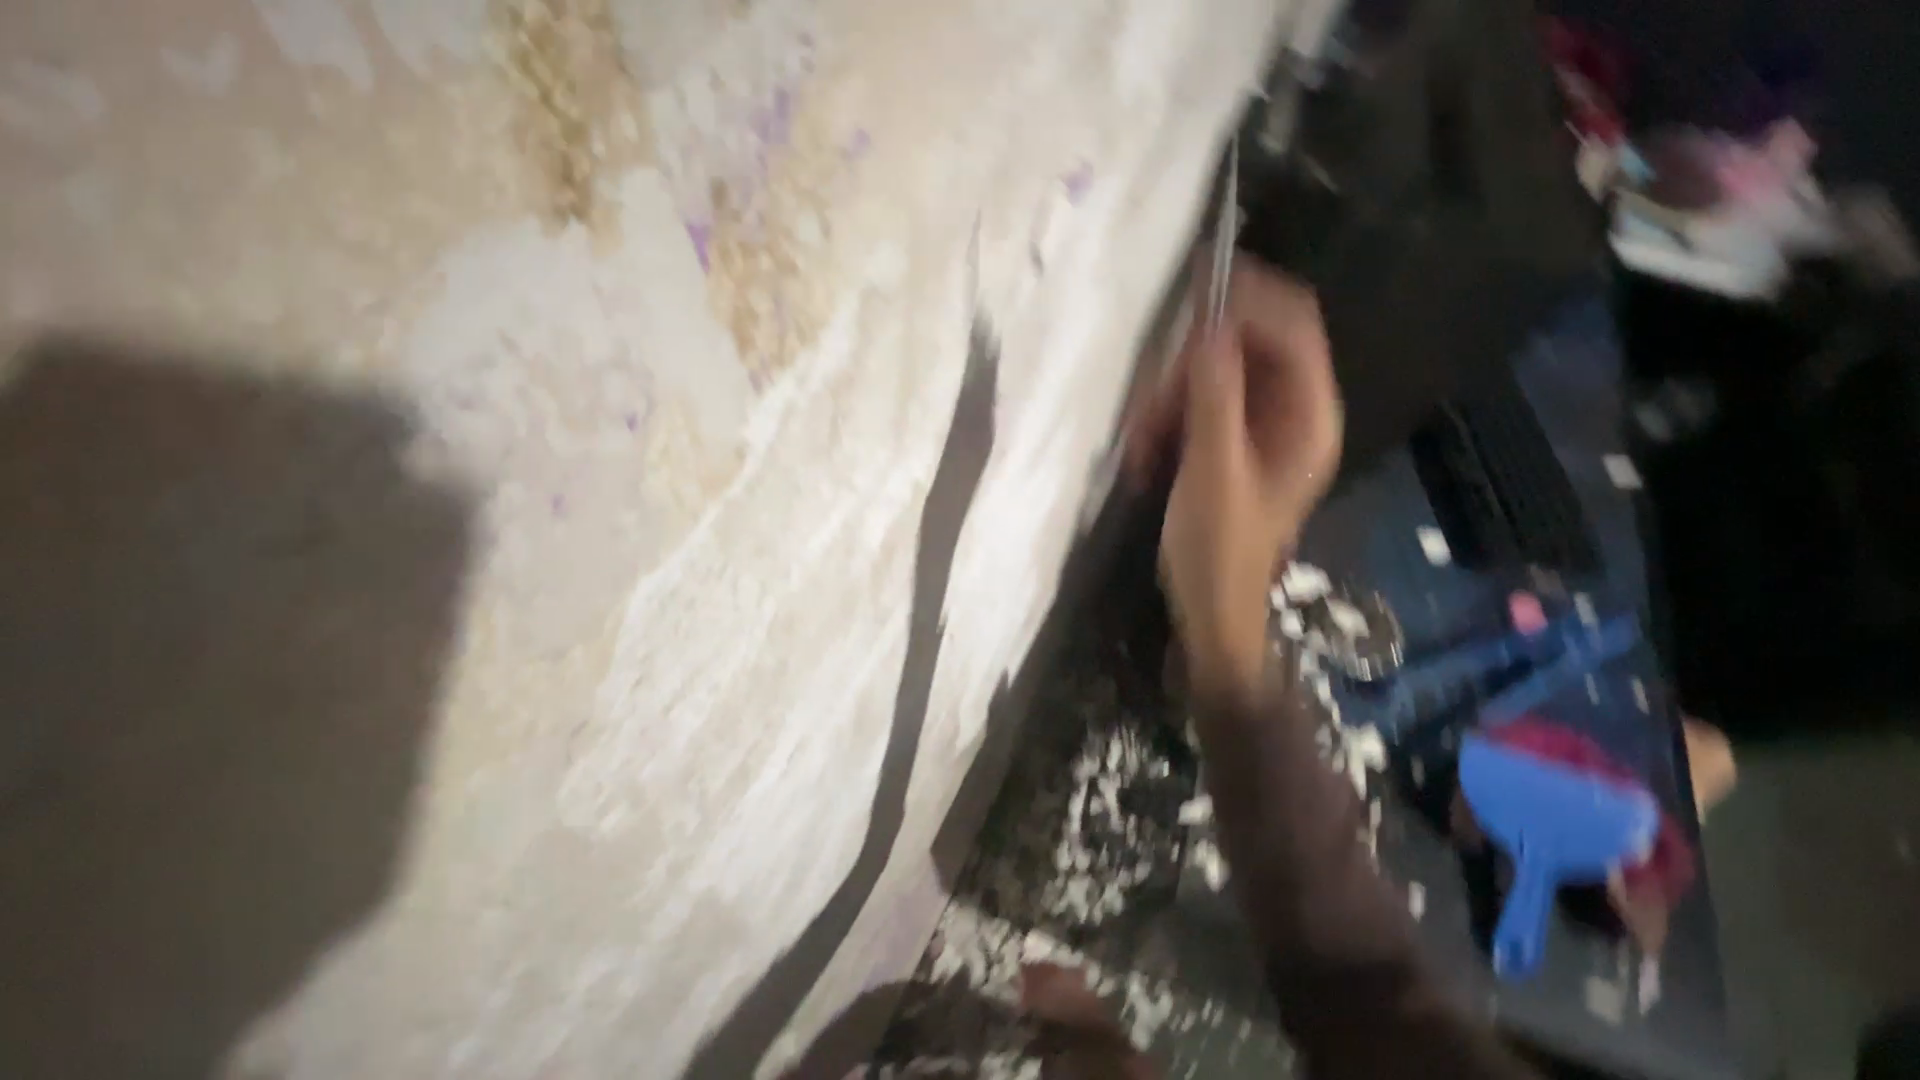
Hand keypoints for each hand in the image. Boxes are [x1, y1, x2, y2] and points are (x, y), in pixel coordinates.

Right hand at [1131, 254, 1342, 695]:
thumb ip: (1215, 396)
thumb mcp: (1213, 472)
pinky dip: (1166, 418)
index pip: (1293, 327)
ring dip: (1168, 397)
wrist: (1210, 611)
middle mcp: (1290, 410)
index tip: (1192, 299)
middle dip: (1191, 366)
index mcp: (1308, 416)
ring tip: (1143, 444)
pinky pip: (1195, 402)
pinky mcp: (1228, 439)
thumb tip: (1211, 324)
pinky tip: (1147, 455)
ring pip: (1211, 373)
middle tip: (1153, 405)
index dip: (1250, 301)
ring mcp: (1258, 424)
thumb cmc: (1219, 552)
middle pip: (1246, 344)